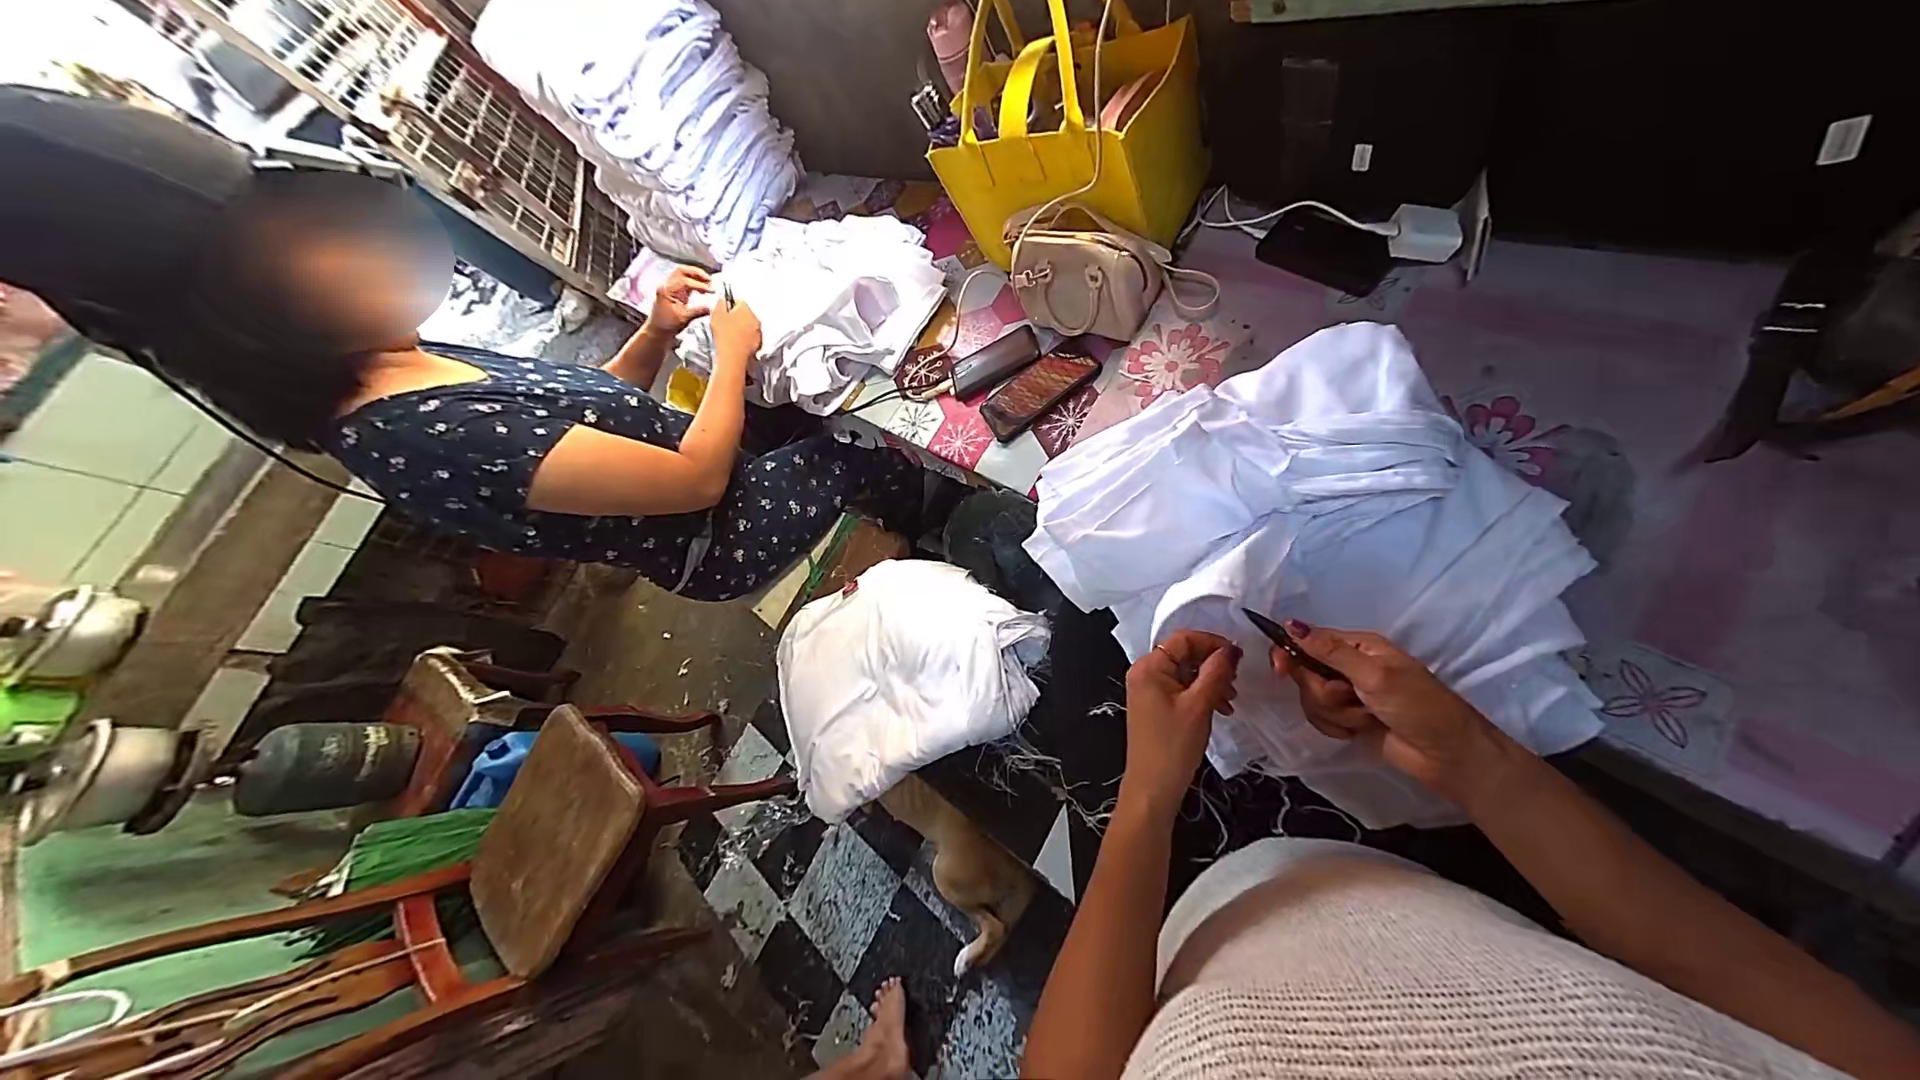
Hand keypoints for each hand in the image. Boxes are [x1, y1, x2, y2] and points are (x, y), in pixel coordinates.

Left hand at [647, 265, 713, 336]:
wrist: (658, 329)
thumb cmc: (667, 324)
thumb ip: (697, 311)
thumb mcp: (683, 318)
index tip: (711, 291)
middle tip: (709, 280)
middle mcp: (666, 284)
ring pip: (683, 273)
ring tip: (708, 283)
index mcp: (666, 290)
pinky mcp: (674, 290)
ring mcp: (669, 286)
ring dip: (696, 276)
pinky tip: (701, 288)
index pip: (685, 281)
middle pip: (682, 270)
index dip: (699, 285)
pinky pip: (684, 280)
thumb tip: (710, 307)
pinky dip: (694, 281)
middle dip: (697, 273)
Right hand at [709, 294, 761, 365]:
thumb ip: (721, 303)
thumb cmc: (724, 333)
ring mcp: (759, 332)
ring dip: (744, 327)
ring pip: (750, 325)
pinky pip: (752, 336)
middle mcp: (756, 318)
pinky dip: (747, 337)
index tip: (725, 313)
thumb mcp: (717, 314)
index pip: (739, 301)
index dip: (731, 306)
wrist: (733, 356)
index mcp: (746, 309)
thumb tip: (724, 299)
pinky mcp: (759, 343)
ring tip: (733, 334)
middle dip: (738, 316)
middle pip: (746, 313)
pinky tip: (739, 342)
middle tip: (728, 324)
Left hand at [1121, 630, 1240, 816]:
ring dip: (1210, 681)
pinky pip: (1180, 688)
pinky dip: (1200, 693)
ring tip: (1229, 700)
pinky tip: (1219, 708)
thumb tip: (1230, 650)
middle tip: (1235, 682)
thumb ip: (1216, 672)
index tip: (1238, 656)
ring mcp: (1147, 689)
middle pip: (1183, 654)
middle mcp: (1143, 673)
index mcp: (1148, 667)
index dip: (1212, 643)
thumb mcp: (1199, 705)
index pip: (1183, 639)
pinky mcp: (1154, 705)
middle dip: (1212, 665)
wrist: (1153, 787)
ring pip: (1185, 672)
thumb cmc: (1173, 745)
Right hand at [1270, 621, 1513, 804]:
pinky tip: (1361, 732)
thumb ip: (1329, 651)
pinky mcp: (1348, 719)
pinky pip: (1320, 719)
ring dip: (1335, 713)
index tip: (1279, 670)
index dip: (1289, 653)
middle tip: (1351, 699)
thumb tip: (1291, 624)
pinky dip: (1338, 727)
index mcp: (1357, 647)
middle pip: (1305, 674)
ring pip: (1311, 699)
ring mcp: (1348, 694)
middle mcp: (1349, 667)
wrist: (1448, 757)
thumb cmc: (1419, 706)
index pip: (1307, 641)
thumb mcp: (1374, 674)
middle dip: (1323, 692)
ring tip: (1366, 718)